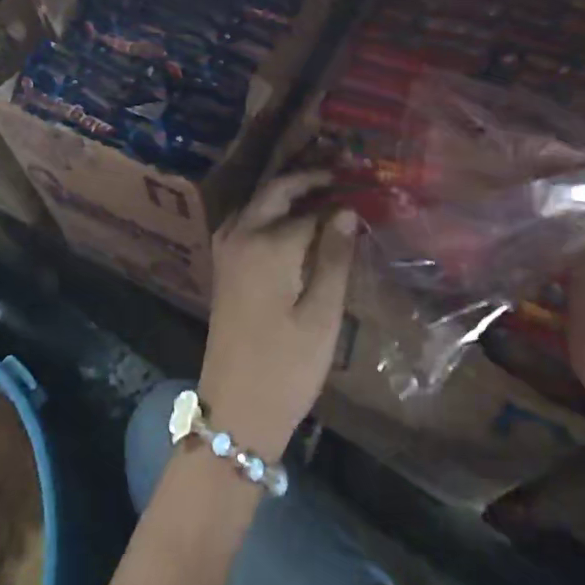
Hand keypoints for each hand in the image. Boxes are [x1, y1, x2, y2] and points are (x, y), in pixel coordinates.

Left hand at [198, 171, 356, 463]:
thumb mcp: (322, 315)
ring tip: (318, 193)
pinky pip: (244, 221)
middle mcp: (240, 237)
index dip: (338, 202)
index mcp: (267, 245)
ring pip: (254, 203)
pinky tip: (285, 222)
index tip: (363, 195)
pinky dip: (266, 210)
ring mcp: (225, 250)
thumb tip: (346, 212)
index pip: (309, 211)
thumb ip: (333, 258)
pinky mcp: (222, 266)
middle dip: (305, 179)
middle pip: (274, 192)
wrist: (236, 408)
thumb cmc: (287, 366)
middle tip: (339, 176)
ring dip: (283, 192)